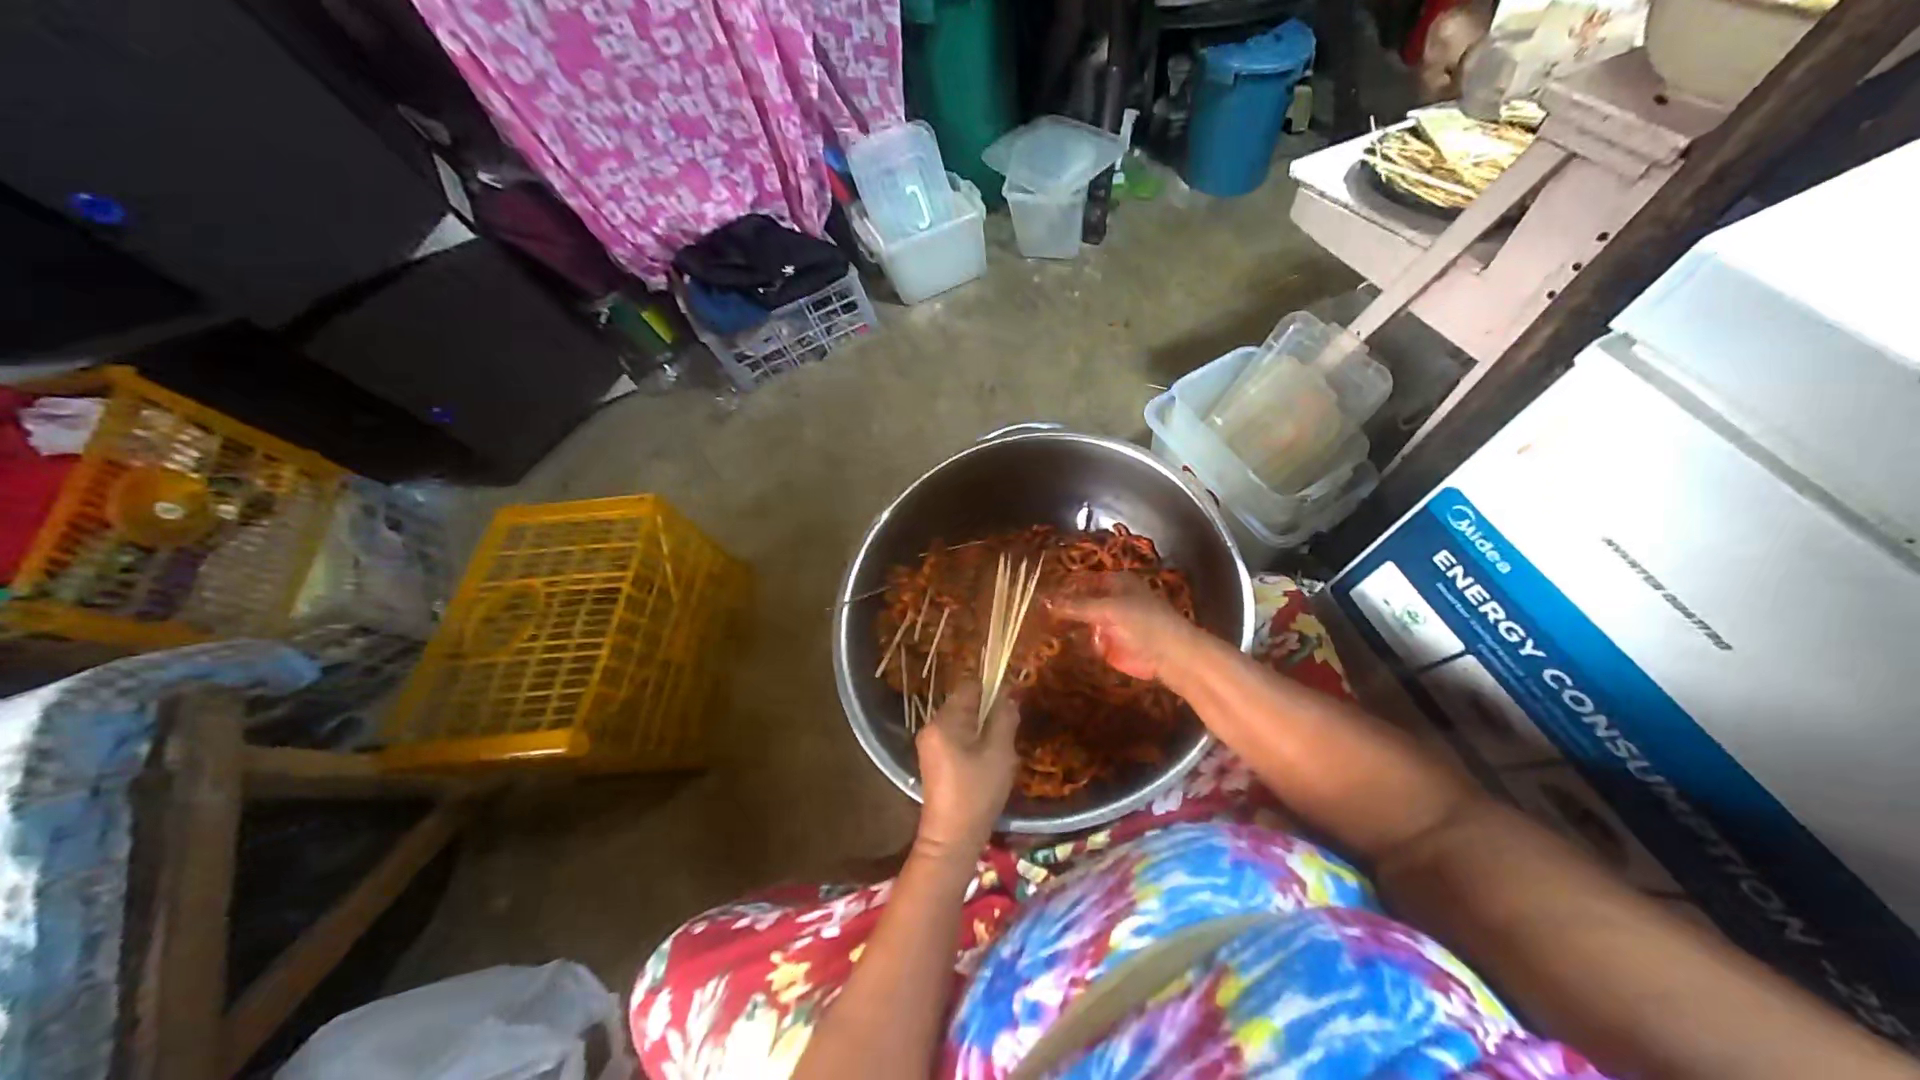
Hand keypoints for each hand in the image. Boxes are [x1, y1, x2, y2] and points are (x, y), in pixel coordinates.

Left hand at [913, 683, 1019, 860]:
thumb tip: (1009, 694)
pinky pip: (956, 738)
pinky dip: (973, 742)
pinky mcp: (933, 760)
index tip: (1012, 702)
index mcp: (945, 721)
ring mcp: (929, 744)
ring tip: (1001, 749)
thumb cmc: (977, 793)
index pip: (969, 686)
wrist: (951, 838)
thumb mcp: (999, 753)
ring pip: (962, 722)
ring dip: (983, 729)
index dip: (993, 688)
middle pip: (964, 703)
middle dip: (988, 711)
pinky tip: (987, 762)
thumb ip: (1004, 718)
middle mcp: (931, 726)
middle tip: (1010, 730)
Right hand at [1049, 585, 1202, 682]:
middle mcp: (1111, 599)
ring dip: (1065, 626)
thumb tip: (1043, 600)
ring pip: (1082, 621)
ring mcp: (1110, 623)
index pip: (1082, 579)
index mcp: (1115, 582)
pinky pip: (1087, 641)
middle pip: (1080, 600)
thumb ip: (1076, 605)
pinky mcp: (1111, 644)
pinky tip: (1055, 645)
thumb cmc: (1144, 623)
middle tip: (1034, 613)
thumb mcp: (1107, 610)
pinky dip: (1074, 642)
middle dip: (1061, 607)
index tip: (1037, 592)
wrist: (1170, 656)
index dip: (1062, 585)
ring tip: (1038, 630)